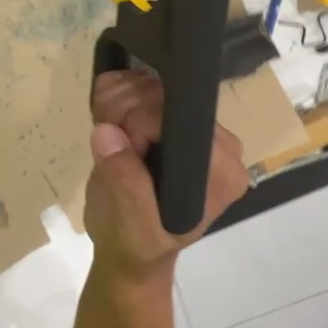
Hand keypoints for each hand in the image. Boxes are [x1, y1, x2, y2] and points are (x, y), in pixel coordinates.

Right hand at [84, 70, 249, 281]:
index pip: (178, 113)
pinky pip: (129, 82)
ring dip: (112, 108)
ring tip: (111, 146)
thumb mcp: (133, 226)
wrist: (126, 246)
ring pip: (139, 82)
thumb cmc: (135, 242)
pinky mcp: (164, 111)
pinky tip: (109, 128)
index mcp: (220, 167)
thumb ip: (126, 182)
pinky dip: (109, 100)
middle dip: (122, 117)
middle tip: (112, 153)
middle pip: (156, 92)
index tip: (125, 153)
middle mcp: (213, 139)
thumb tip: (107, 132)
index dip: (140, 125)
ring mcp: (188, 121)